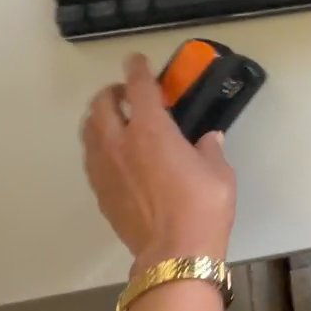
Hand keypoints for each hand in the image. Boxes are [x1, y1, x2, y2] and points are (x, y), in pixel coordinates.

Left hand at [83, 54, 236, 310]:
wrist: (175, 250)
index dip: (138, 70)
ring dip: (100, 117)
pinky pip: (92, 156)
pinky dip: (100, 144)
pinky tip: (115, 153)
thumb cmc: (204, 206)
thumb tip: (208, 139)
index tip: (137, 60)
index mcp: (151, 131)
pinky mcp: (100, 190)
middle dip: (112, 92)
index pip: (139, 89)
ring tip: (115, 119)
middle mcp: (119, 143)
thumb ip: (210, 149)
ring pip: (90, 130)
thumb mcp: (220, 173)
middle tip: (127, 93)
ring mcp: (104, 167)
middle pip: (102, 105)